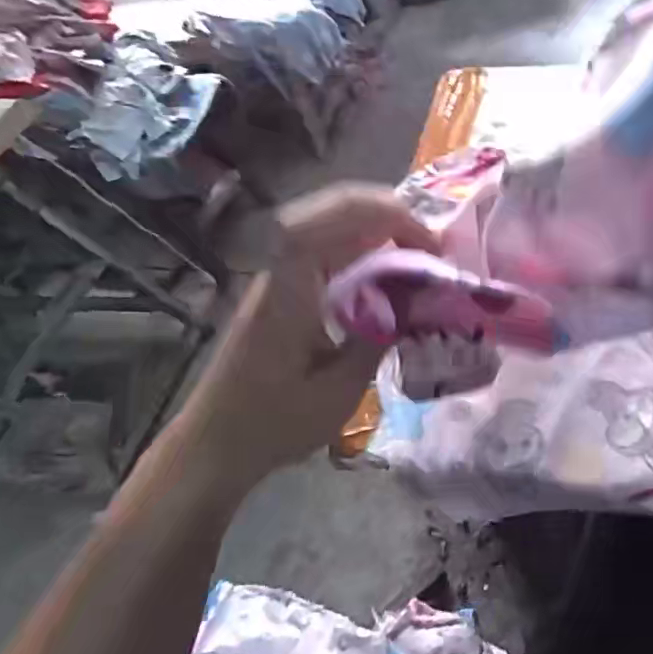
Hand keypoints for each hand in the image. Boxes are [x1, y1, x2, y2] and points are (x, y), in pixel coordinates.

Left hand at [181, 183, 438, 488]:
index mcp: (285, 294)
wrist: (217, 443)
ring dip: (382, 228)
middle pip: (329, 210)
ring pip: (334, 225)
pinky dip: (371, 248)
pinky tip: (396, 272)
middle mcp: (282, 272)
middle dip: (389, 213)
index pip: (316, 224)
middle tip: (434, 246)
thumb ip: (379, 337)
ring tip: (424, 253)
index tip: (424, 243)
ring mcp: (285, 276)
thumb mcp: (338, 391)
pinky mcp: (291, 288)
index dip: (374, 214)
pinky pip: (334, 249)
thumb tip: (420, 296)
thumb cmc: (274, 423)